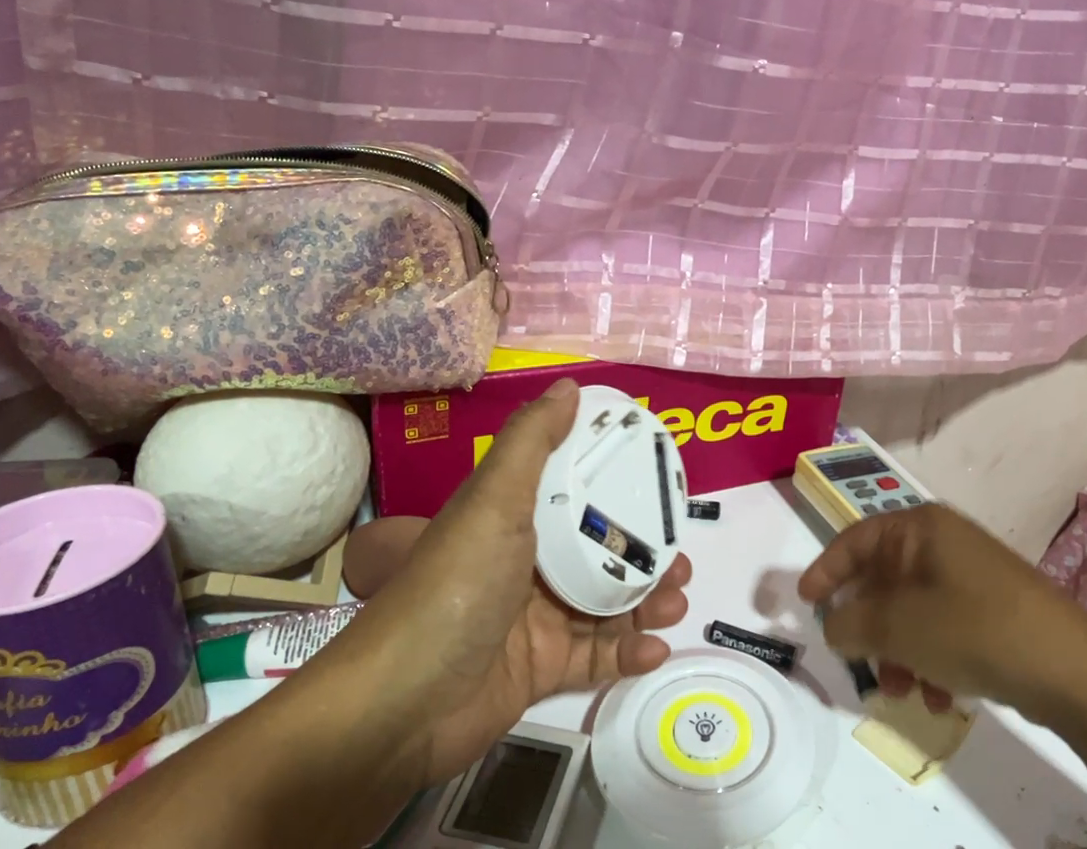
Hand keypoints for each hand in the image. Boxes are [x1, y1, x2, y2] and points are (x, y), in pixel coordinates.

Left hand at [332, 378, 690, 785]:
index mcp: (511, 518)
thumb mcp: (493, 501)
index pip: (575, 494)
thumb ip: (532, 442)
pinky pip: (596, 657)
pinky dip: (628, 653)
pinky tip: (653, 651)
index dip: (619, 488)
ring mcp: (534, 620)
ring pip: (606, 605)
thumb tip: (569, 384)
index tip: (663, 487)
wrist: (404, 702)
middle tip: (682, 563)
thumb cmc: (456, 585)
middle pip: (599, 552)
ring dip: (647, 604)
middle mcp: (524, 564)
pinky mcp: (540, 670)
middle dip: (647, 556)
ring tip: (676, 605)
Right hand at [798, 503, 1086, 714]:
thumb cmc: (975, 629)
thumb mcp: (900, 627)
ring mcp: (972, 577)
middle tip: (859, 663)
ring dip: (898, 652)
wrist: (1072, 670)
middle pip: (884, 580)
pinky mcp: (992, 611)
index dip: (826, 570)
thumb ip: (852, 623)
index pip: (856, 539)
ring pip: (912, 611)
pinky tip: (938, 698)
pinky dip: (931, 660)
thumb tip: (834, 624)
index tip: (805, 602)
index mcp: (921, 528)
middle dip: (868, 627)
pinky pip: (943, 629)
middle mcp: (945, 543)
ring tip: (903, 692)